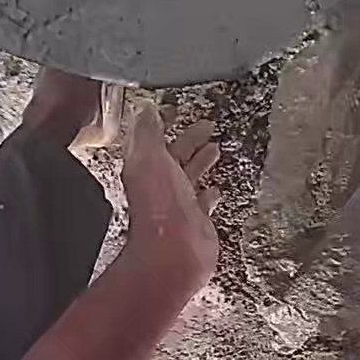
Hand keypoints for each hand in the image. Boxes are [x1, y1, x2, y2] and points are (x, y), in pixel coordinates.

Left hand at [121, 101, 220, 284]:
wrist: (174, 251)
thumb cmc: (161, 208)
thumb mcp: (151, 158)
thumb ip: (148, 132)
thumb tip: (144, 109)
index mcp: (146, 167)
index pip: (155, 138)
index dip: (166, 122)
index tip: (177, 110)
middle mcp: (161, 184)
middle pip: (177, 155)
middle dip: (190, 139)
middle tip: (206, 125)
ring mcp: (179, 203)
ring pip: (191, 175)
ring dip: (201, 161)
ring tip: (214, 148)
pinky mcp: (196, 220)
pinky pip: (203, 201)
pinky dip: (209, 193)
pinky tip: (216, 188)